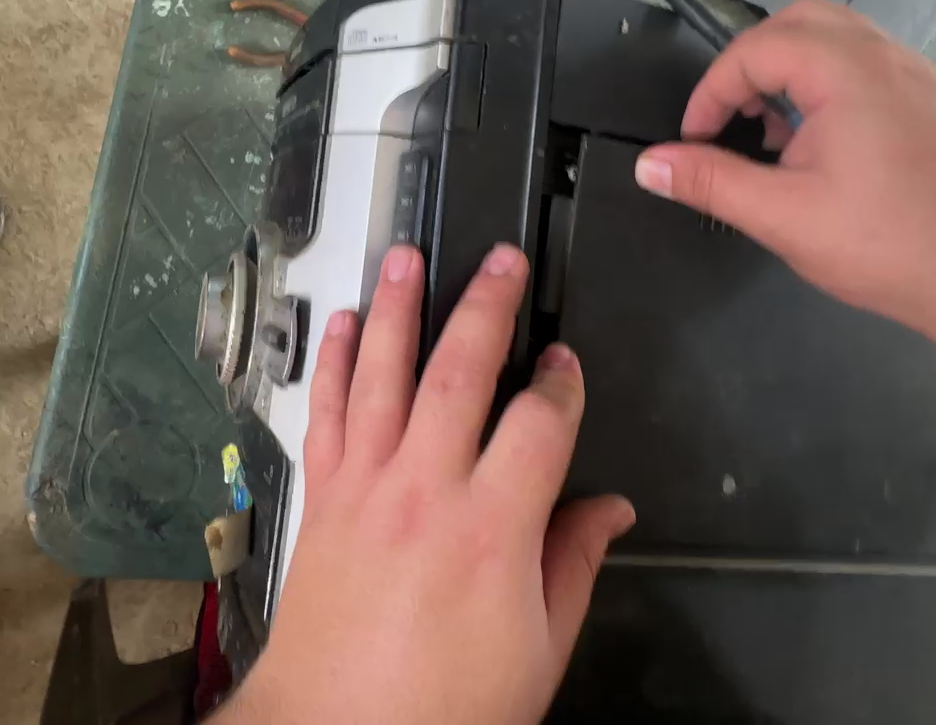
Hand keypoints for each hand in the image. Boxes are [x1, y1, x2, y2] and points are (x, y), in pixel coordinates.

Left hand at [221, 243, 634, 724]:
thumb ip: (574, 564)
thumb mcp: (538, 651)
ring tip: (407, 257)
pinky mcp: (325, 492)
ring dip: (397, 308)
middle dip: (487, 306)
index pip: (540, 425)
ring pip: (383, 374)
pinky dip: (336, 362)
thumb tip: (610, 507)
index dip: (562, 384)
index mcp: (492, 530)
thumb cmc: (446, 708)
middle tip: (502, 260)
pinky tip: (347, 323)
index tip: (566, 360)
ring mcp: (367, 483)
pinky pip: (327, 411)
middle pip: (460, 372)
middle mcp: (425, 490)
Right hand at [631, 0, 935, 340]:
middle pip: (800, 21)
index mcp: (848, 73)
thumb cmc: (895, 247)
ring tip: (775, 137)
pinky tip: (825, 153)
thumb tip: (648, 164)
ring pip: (839, 42)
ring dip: (790, 75)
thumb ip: (709, 182)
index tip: (693, 140)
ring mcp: (923, 81)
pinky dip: (828, 90)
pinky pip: (870, 70)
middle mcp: (890, 60)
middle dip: (750, 63)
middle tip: (731, 117)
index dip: (710, 91)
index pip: (755, 48)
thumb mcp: (783, 217)